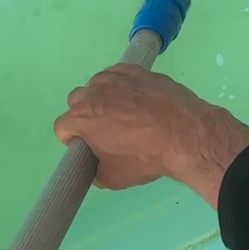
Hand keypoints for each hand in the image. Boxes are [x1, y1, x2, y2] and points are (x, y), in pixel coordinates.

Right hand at [52, 64, 248, 207]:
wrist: (186, 134)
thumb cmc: (146, 157)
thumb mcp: (114, 178)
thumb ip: (96, 171)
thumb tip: (98, 168)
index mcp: (82, 118)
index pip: (62, 127)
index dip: (71, 139)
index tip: (84, 146)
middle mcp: (95, 92)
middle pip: (77, 100)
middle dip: (85, 114)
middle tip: (104, 129)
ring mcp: (120, 78)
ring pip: (99, 83)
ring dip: (103, 95)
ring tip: (122, 111)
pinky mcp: (141, 72)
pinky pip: (121, 72)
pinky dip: (123, 82)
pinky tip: (135, 95)